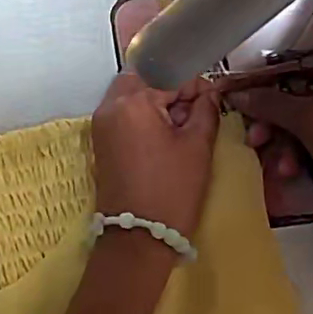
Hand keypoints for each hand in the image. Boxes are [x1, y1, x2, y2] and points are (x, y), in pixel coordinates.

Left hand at [91, 73, 220, 239]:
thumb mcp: (197, 147)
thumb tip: (209, 94)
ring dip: (155, 101)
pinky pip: (122, 114)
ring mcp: (101, 124)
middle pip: (144, 78)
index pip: (169, 74)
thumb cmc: (172, 191)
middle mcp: (110, 106)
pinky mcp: (100, 141)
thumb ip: (205, 110)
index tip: (212, 100)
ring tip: (180, 125)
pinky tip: (163, 136)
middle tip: (194, 111)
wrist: (137, 239)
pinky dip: (142, 115)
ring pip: (131, 95)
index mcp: (133, 101)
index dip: (196, 85)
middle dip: (170, 87)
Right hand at [229, 85, 312, 219]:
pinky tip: (293, 174)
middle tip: (255, 142)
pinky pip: (309, 157)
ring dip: (283, 150)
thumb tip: (241, 94)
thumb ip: (272, 104)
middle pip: (293, 113)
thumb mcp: (309, 119)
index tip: (243, 111)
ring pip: (299, 138)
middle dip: (272, 128)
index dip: (265, 98)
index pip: (293, 86)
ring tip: (284, 168)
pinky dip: (297, 163)